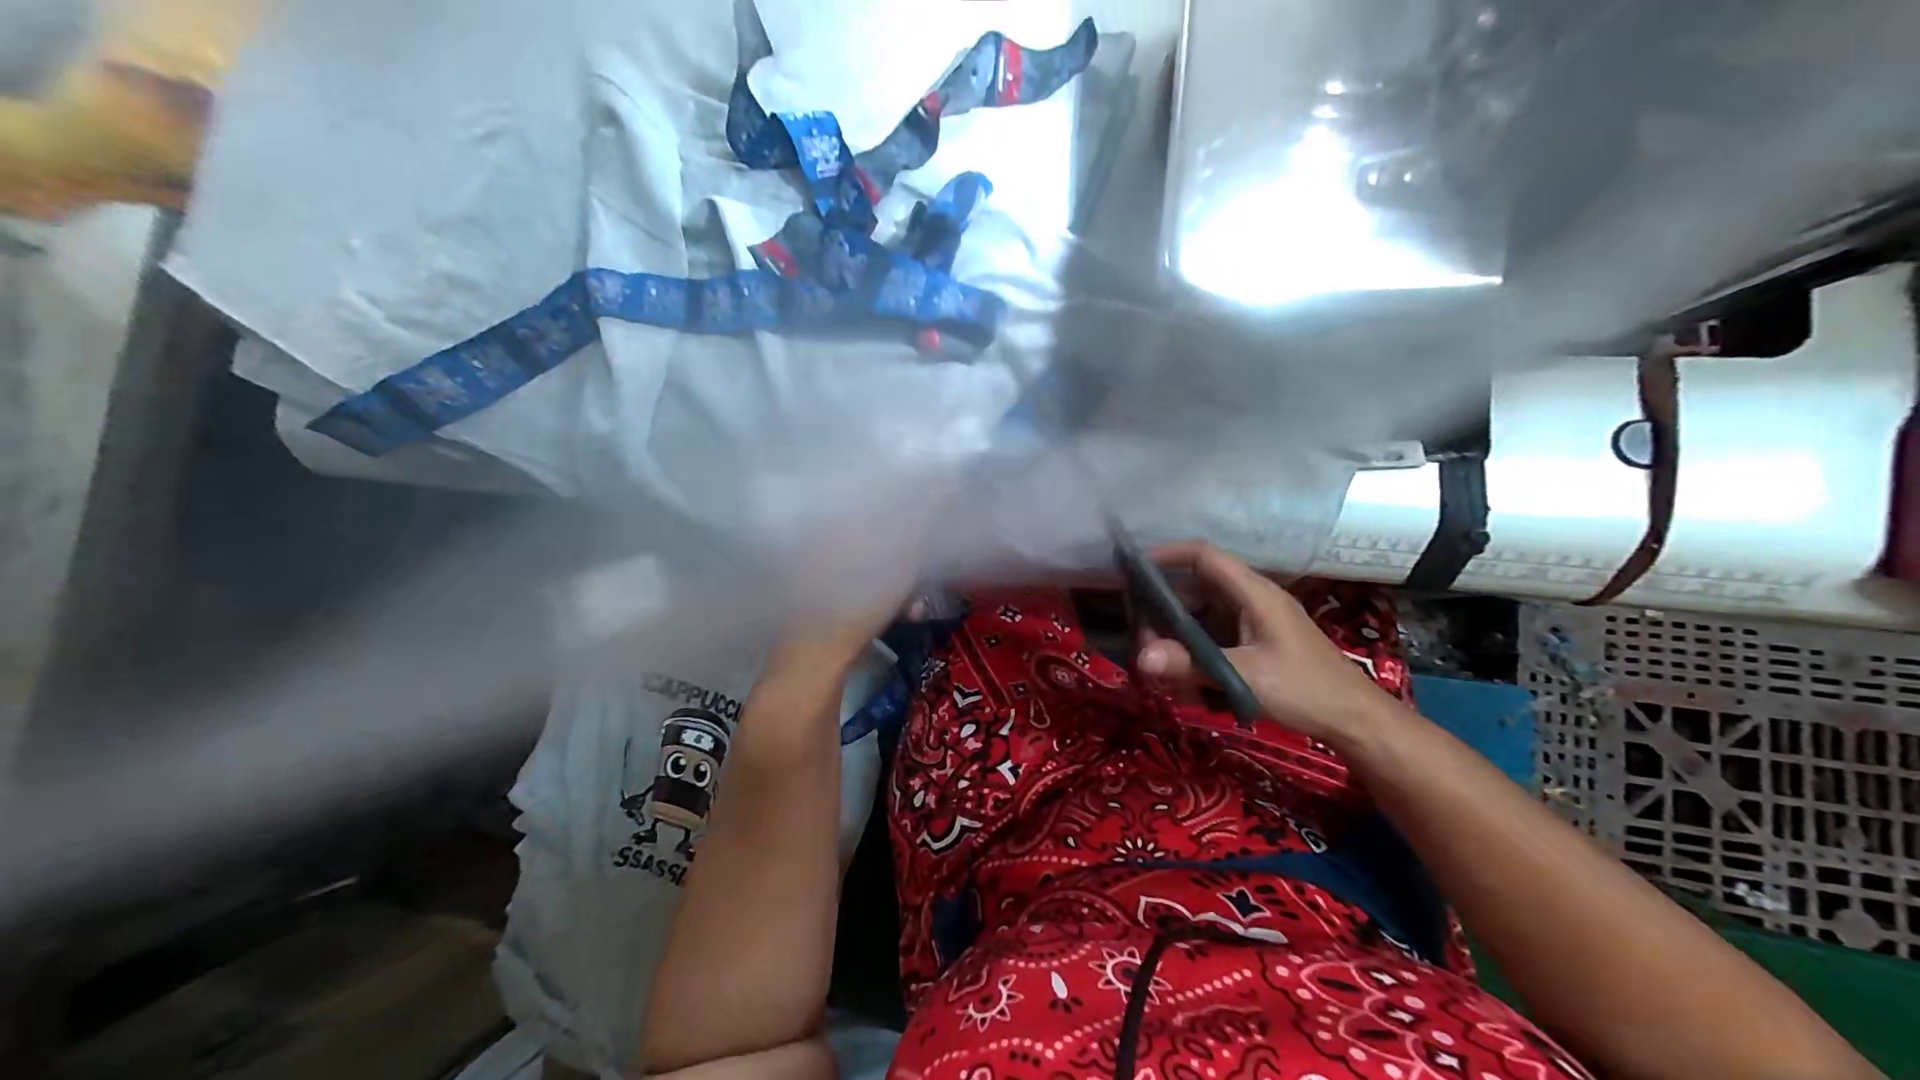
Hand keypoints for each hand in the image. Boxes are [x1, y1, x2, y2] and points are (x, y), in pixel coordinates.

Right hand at [1135, 541, 1398, 745]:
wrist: (1355, 721)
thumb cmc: (1306, 690)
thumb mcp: (1246, 677)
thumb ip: (1192, 664)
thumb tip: (1141, 657)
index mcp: (1255, 594)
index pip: (1205, 556)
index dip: (1168, 554)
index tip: (1133, 567)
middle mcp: (1251, 601)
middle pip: (1196, 590)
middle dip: (1164, 611)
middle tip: (1141, 639)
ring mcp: (1253, 624)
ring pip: (1201, 619)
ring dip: (1178, 639)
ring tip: (1159, 666)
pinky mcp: (1254, 646)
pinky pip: (1213, 642)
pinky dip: (1195, 656)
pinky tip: (1186, 685)